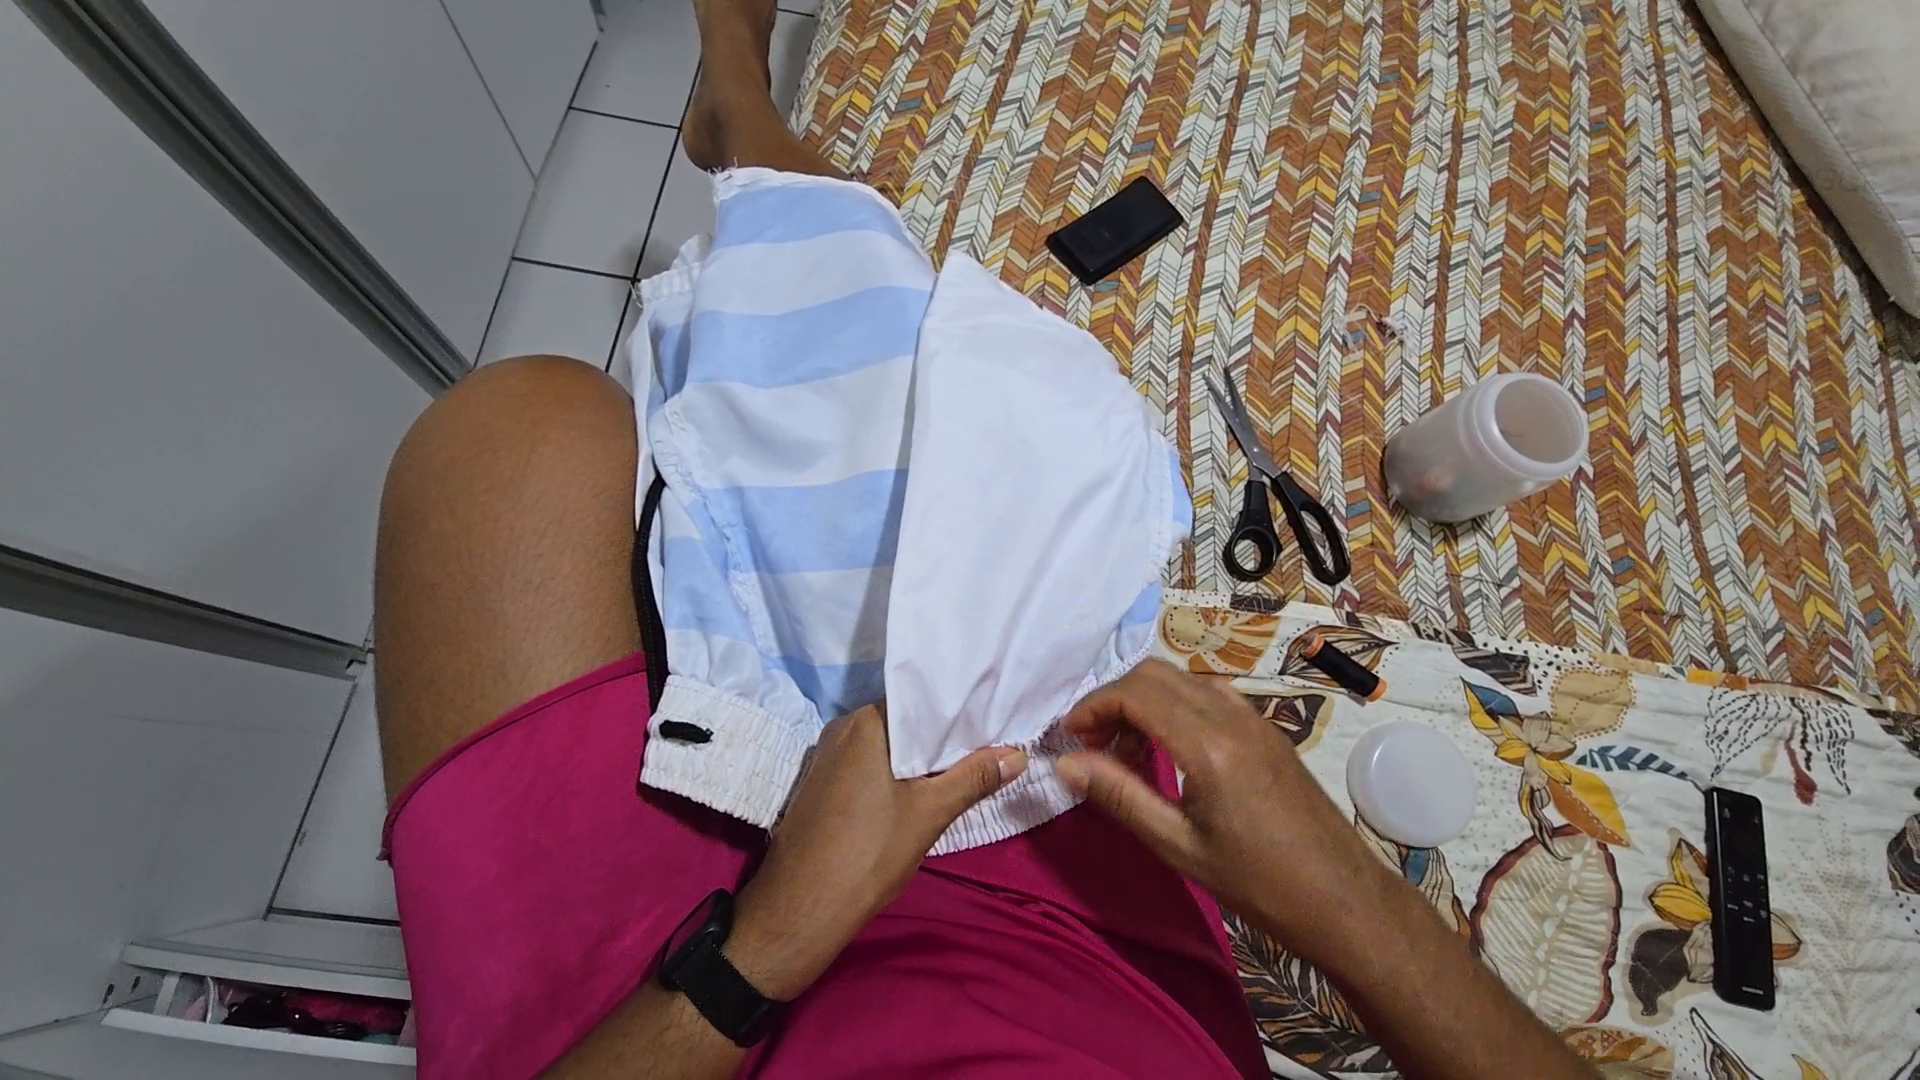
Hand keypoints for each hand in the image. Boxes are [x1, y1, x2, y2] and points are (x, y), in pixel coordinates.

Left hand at [724, 704, 1025, 999]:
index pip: (919, 699)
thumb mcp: (930, 814)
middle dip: (939, 737)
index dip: (955, 710)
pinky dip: (891, 774)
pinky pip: (864, 766)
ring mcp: (825, 758)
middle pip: (902, 724)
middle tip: (985, 743)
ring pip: (884, 747)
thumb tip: (1018, 754)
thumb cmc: (868, 853)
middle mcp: (841, 729)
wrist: (800, 910)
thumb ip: (974, 778)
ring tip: (959, 766)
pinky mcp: (819, 785)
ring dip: (915, 759)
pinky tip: (916, 791)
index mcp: (866, 723)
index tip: (989, 717)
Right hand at [1054, 660, 1394, 950]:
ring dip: (1143, 699)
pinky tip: (1169, 748)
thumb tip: (1065, 762)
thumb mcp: (1178, 846)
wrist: (1343, 899)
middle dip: (1114, 698)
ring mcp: (1254, 718)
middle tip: (1093, 743)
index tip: (1070, 736)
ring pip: (1181, 679)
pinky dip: (1174, 705)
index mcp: (1208, 745)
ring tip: (1127, 750)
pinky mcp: (1266, 729)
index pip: (1135, 693)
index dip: (1094, 706)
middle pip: (1154, 673)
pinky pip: (1207, 694)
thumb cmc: (1257, 883)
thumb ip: (1119, 795)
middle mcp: (1231, 717)